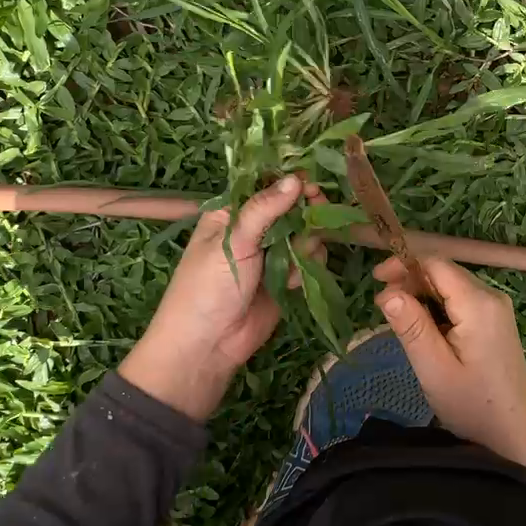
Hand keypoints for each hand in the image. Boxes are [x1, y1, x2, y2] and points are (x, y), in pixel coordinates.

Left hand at [119, 174, 320, 420]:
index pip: (265, 186)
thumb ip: (265, 209)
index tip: (311, 184)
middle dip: (306, 211)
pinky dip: (307, 265)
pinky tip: (294, 280)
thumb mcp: (233, 242)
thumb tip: (297, 178)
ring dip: (308, 241)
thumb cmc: (207, 288)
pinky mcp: (287, 277)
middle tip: (319, 212)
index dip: (290, 182)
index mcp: (230, 214)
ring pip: (305, 232)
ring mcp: (271, 254)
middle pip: (291, 207)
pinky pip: (310, 259)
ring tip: (302, 254)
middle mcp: (253, 229)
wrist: (206, 348)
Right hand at [374, 254, 525, 486]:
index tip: (375, 280)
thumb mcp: (434, 369)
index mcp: (478, 303)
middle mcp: (491, 296)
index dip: (404, 264)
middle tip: (382, 304)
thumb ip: (411, 327)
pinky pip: (462, 300)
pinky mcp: (496, 321)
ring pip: (452, 285)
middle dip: (411, 279)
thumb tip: (387, 292)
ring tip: (399, 318)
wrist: (514, 432)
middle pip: (445, 271)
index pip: (437, 263)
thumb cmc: (472, 404)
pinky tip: (425, 327)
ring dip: (423, 293)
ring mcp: (497, 308)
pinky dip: (439, 305)